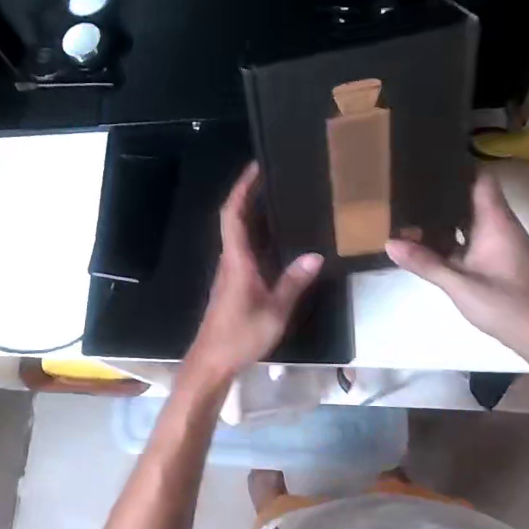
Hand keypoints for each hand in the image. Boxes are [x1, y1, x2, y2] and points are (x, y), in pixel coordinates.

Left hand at [185, 163, 322, 380]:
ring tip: (286, 200)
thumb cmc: (240, 335)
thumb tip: (316, 254)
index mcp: (236, 260)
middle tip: (278, 176)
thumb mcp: (274, 310)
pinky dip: (262, 236)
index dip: (242, 188)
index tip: (256, 167)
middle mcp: (231, 260)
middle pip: (237, 218)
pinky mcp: (236, 283)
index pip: (233, 214)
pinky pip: (249, 250)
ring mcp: (232, 272)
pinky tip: (283, 239)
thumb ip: (293, 282)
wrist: (213, 361)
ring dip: (258, 214)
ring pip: (243, 234)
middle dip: (253, 194)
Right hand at [385, 170, 528, 364]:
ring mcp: (503, 245)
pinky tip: (431, 245)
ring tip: (411, 211)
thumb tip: (389, 243)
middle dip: (443, 193)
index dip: (457, 167)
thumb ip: (425, 263)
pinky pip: (474, 238)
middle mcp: (502, 226)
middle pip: (472, 198)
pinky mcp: (502, 262)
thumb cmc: (508, 305)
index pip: (480, 178)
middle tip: (407, 187)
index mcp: (496, 221)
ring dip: (446, 218)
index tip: (427, 161)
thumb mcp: (460, 285)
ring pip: (472, 220)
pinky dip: (454, 238)